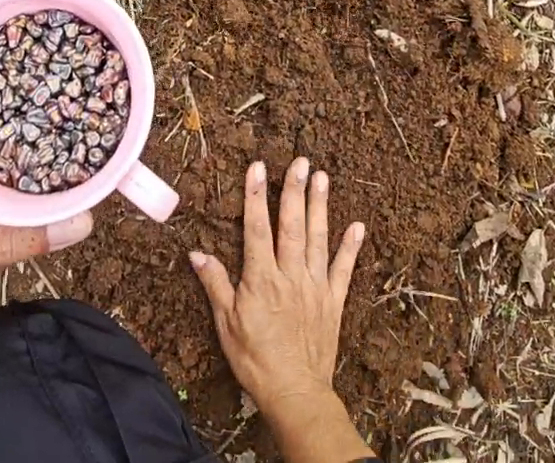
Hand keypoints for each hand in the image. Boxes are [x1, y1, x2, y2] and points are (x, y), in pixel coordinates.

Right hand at [190, 158, 368, 462]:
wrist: (296, 394)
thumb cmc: (255, 360)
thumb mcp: (226, 324)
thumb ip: (215, 284)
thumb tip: (197, 252)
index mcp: (262, 279)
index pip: (257, 229)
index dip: (256, 196)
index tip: (257, 167)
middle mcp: (291, 276)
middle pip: (291, 225)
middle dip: (294, 190)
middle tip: (300, 161)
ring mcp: (315, 287)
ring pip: (317, 238)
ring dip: (320, 206)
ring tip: (322, 177)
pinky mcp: (333, 301)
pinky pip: (343, 269)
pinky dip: (350, 247)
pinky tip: (357, 225)